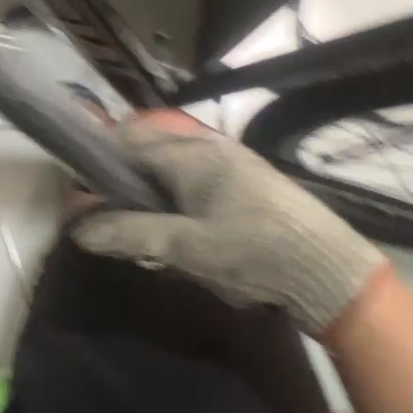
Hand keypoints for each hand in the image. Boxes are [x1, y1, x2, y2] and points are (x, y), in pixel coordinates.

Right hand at [74, 112, 389, 336]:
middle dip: (122, 176)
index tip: (82, 192)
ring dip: (150, 186)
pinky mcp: (247, 177)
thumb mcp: (186, 249)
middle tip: (113, 215)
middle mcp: (207, 144)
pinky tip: (184, 225)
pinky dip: (175, 190)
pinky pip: (194, 172)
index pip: (125, 140)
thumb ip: (130, 234)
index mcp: (189, 152)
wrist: (334, 272)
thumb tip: (78, 229)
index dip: (97, 161)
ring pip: (170, 160)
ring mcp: (230, 158)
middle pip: (146, 146)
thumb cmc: (255, 254)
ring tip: (148, 226)